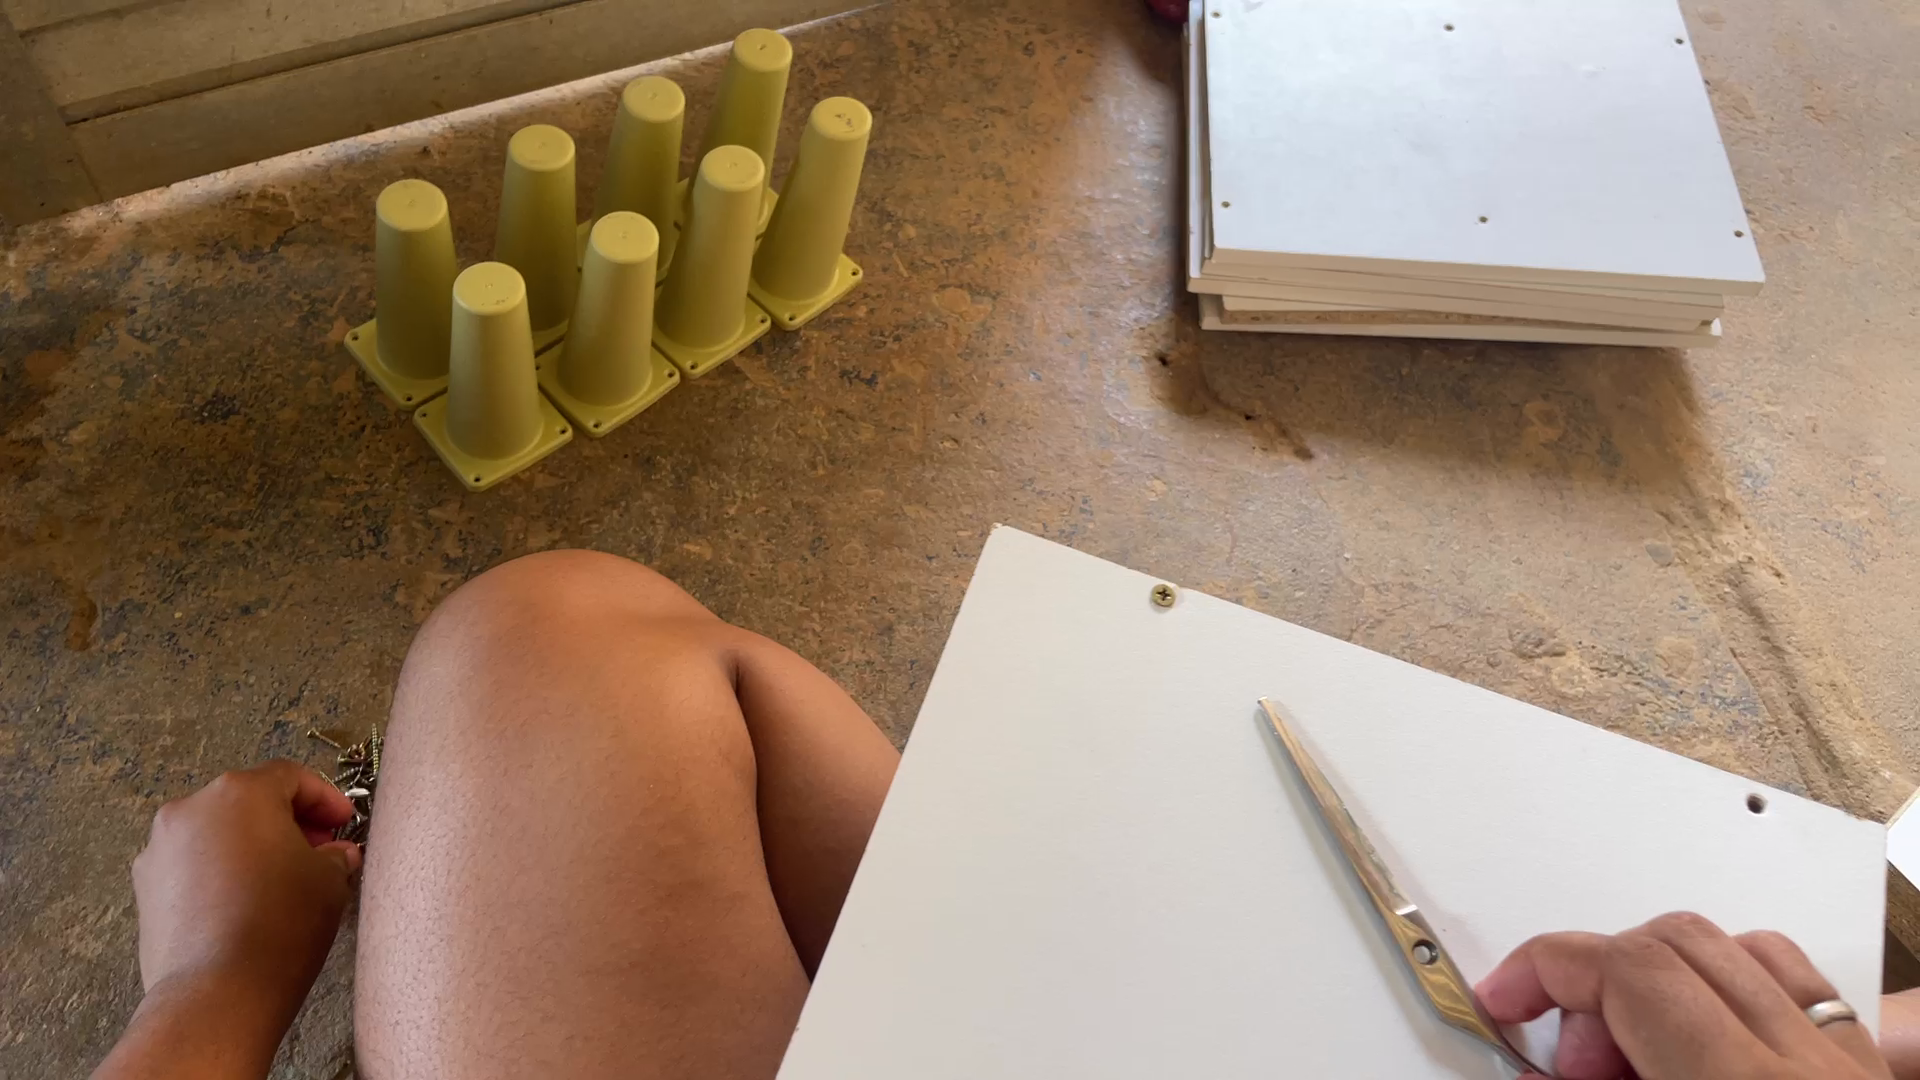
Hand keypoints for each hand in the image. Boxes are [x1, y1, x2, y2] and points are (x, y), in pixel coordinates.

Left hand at [94, 762, 361, 1079]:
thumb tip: (331, 853)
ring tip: (288, 872)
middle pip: (250, 800)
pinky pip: (197, 862)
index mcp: (240, 793)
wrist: (219, 988)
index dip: (326, 798)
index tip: (344, 821)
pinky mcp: (145, 891)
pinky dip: (227, 867)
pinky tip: (254, 895)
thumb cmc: (282, 915)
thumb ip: (333, 849)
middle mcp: (190, 812)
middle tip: (321, 844)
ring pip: (220, 831)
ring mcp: (159, 853)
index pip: (292, 777)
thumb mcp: (332, 870)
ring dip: (256, 843)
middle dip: (289, 819)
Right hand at [1476, 912, 1889, 1079]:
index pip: (1624, 968)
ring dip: (1655, 975)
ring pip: (1737, 948)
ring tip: (1629, 1043)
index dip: (1539, 967)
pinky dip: (1734, 983)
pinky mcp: (1874, 1079)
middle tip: (1571, 1058)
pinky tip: (1705, 1027)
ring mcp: (1855, 1072)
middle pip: (1665, 944)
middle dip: (1588, 984)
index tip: (1503, 998)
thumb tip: (1528, 1069)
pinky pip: (1802, 984)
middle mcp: (1813, 1071)